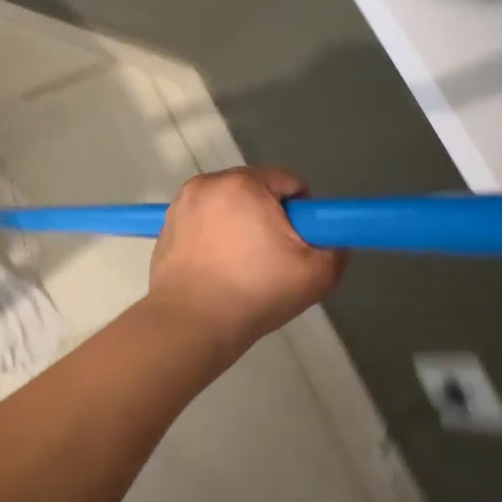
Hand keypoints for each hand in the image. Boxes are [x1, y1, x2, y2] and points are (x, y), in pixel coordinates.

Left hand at [146, 167, 345, 349]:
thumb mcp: (318, 273)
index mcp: (242, 183)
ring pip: (226, 205)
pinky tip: (217, 267)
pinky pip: (202, 221)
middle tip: (273, 255)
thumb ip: (335, 246)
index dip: (302, 211)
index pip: (287, 180)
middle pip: (253, 189)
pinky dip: (213, 235)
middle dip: (269, 215)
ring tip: (243, 264)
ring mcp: (180, 204)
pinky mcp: (165, 226)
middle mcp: (205, 184)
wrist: (191, 321)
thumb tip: (329, 239)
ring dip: (239, 224)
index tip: (299, 242)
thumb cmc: (255, 291)